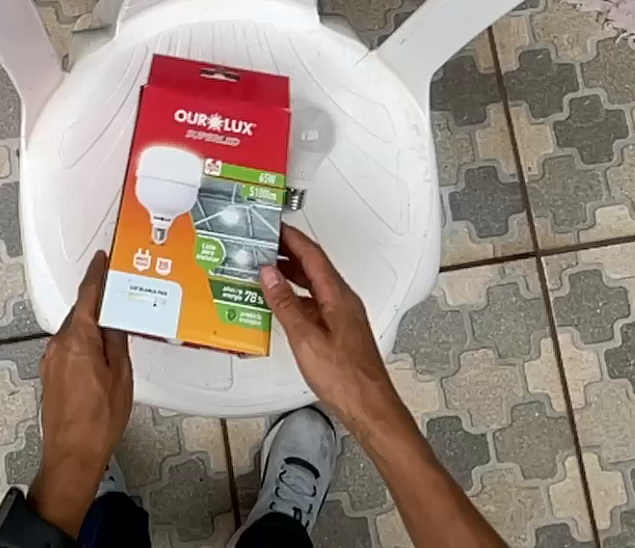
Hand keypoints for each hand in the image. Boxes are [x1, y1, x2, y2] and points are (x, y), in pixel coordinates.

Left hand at [29, 251, 132, 535]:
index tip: (101, 259)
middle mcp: (59, 344)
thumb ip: (117, 339)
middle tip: (116, 291)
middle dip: (98, 301)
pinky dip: (83, 341)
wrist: (72, 456)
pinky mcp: (50, 373)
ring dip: (91, 324)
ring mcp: (51, 359)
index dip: (96, 274)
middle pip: (80, 311)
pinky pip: (68, 345)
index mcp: (78, 338)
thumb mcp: (121, 374)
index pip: (88, 295)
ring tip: (113, 325)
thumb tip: (115, 318)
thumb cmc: (98, 421)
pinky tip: (98, 351)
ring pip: (75, 329)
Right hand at [261, 225, 410, 445]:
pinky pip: (315, 300)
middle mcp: (343, 300)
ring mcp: (342, 314)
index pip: (312, 254)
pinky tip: (283, 303)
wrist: (370, 408)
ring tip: (268, 269)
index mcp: (337, 296)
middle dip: (288, 252)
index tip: (274, 226)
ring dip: (291, 273)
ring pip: (314, 283)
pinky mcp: (340, 329)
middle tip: (265, 244)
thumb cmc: (345, 378)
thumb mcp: (305, 338)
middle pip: (314, 266)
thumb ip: (285, 304)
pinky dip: (296, 294)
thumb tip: (269, 274)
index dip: (292, 237)